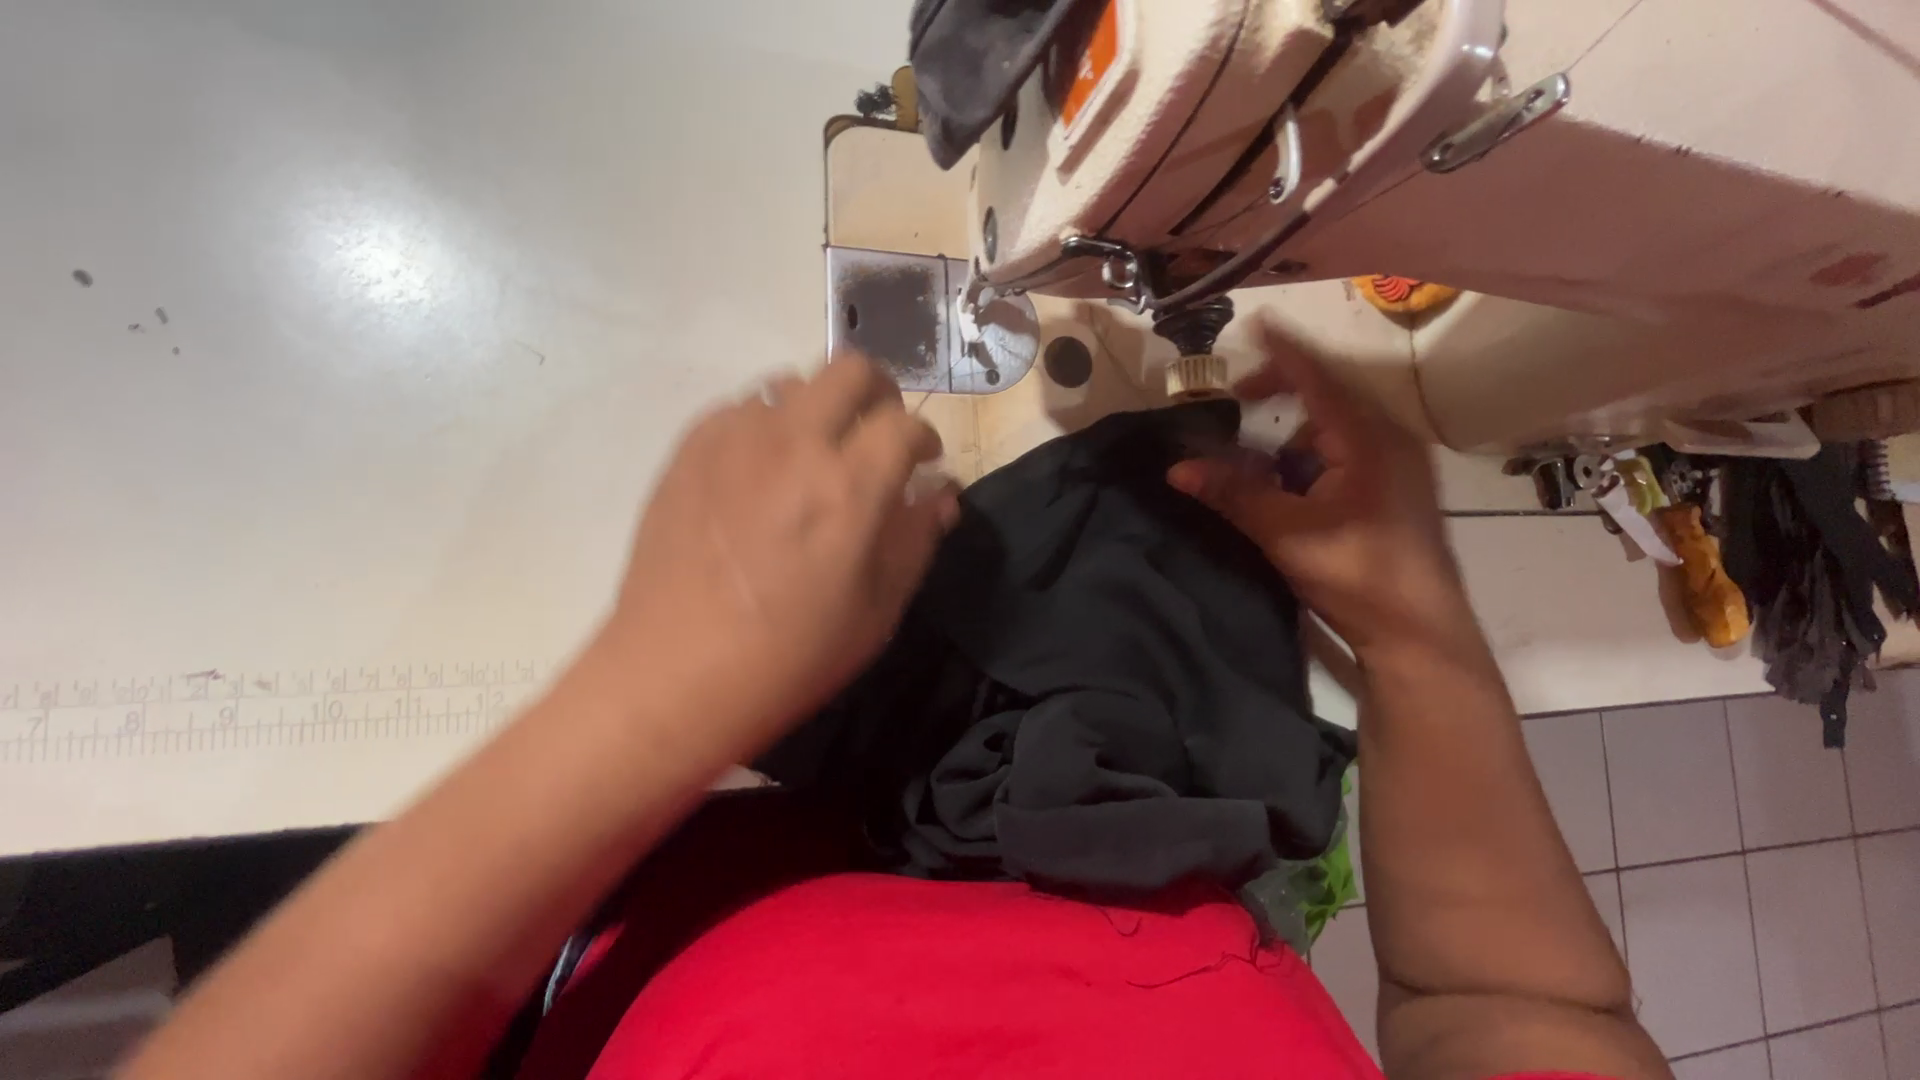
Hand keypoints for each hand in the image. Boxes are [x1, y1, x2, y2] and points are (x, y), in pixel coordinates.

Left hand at [604, 356, 958, 755]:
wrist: (677, 673)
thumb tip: (940, 494)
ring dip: (818, 408)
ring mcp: (734, 439)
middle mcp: (794, 443)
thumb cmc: (792, 656)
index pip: (905, 424)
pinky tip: (761, 471)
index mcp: (849, 486)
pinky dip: (766, 424)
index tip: (924, 461)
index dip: (925, 438)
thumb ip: (916, 539)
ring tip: (815, 453)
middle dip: (880, 392)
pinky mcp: (689, 449)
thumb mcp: (877, 610)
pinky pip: (740, 408)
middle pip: (850, 369)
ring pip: (791, 383)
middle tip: (879, 431)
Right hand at [1165, 319, 1468, 653]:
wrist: (1418, 632)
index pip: (1318, 378)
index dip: (1282, 351)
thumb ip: (1233, 494)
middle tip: (1239, 399)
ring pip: (1335, 431)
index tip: (1255, 325)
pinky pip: (1346, 455)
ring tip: (1258, 461)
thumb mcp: (1286, 532)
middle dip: (1282, 394)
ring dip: (1293, 437)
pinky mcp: (1394, 492)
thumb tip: (1178, 469)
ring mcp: (1396, 467)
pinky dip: (1310, 459)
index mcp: (1368, 439)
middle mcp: (1389, 441)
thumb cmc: (1357, 575)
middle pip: (1328, 398)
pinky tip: (1289, 488)